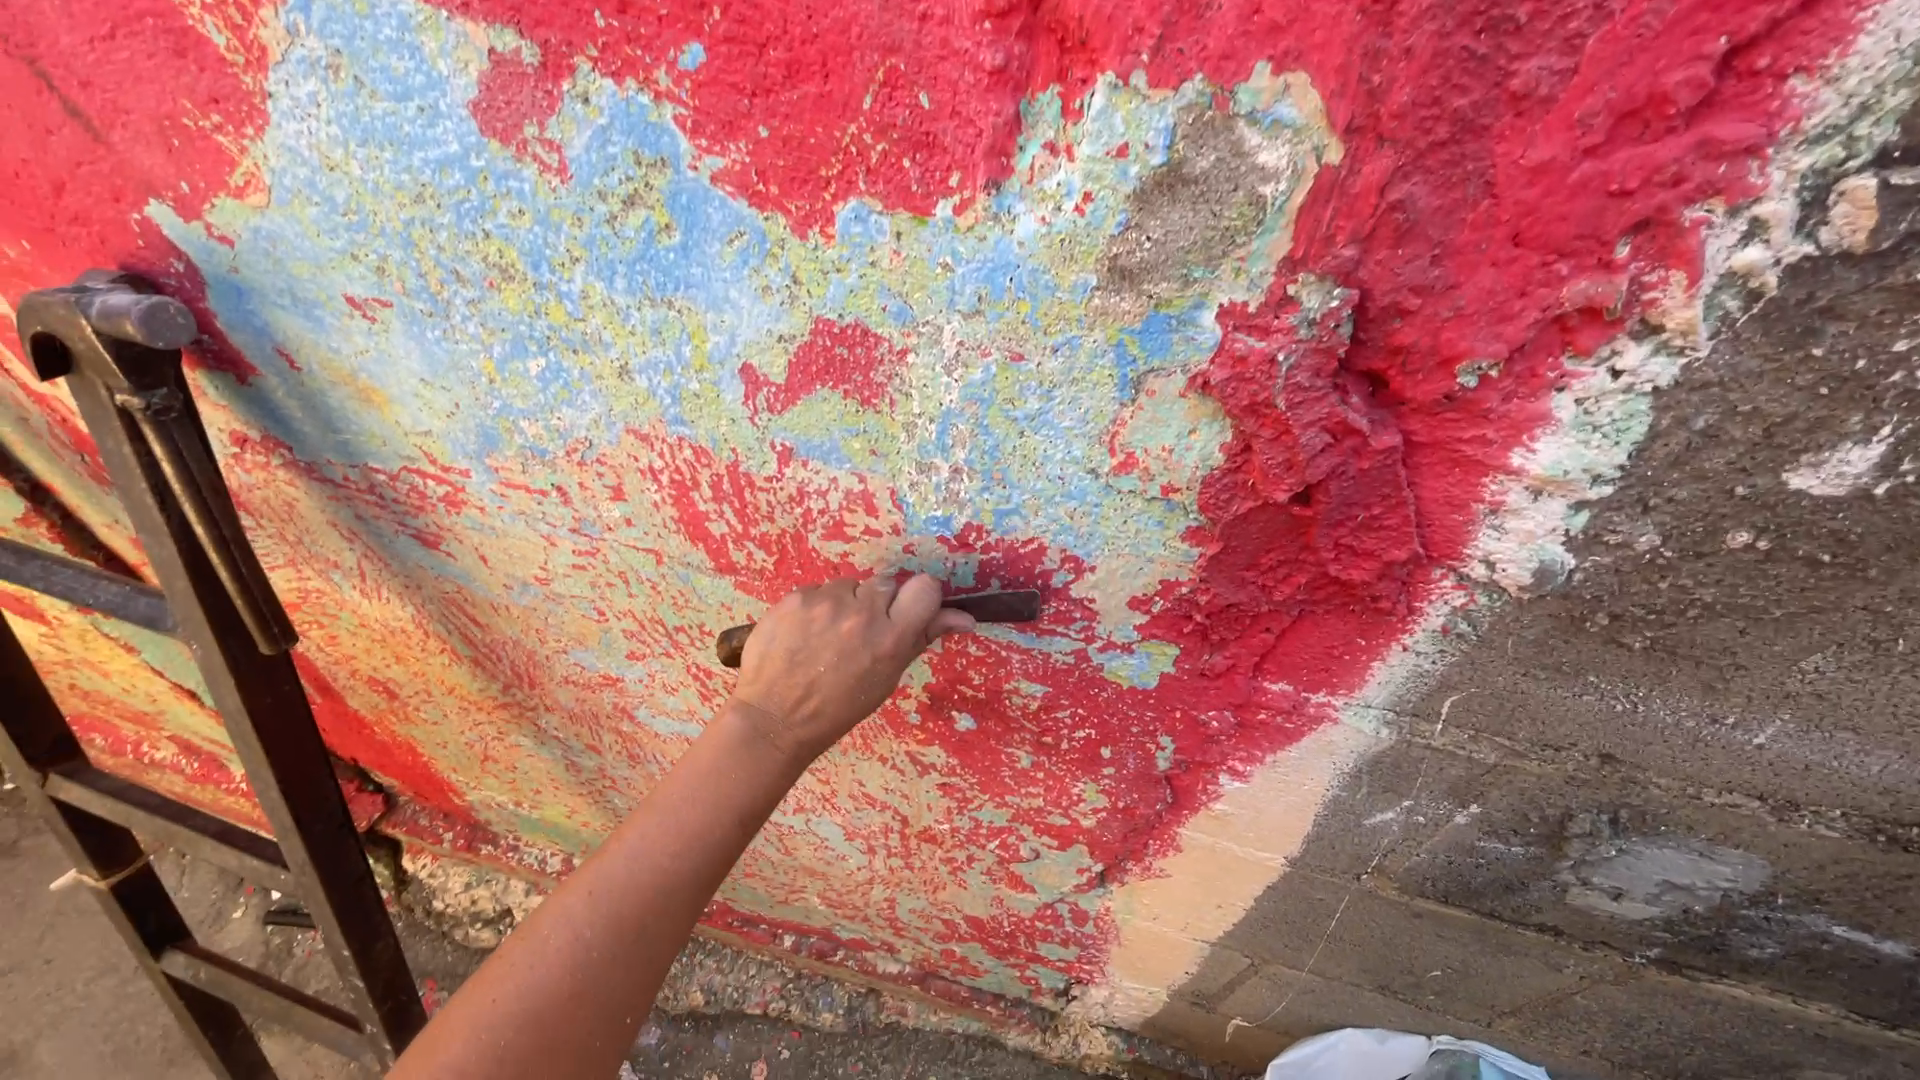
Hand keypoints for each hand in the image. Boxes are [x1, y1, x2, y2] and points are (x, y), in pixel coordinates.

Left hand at [726, 574, 974, 762]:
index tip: (902, 614)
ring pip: (849, 585)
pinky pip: (817, 590)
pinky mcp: (795, 597)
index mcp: (891, 639)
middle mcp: (862, 613)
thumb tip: (965, 618)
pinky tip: (803, 634)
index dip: (917, 598)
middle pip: (886, 583)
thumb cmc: (838, 706)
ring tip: (826, 637)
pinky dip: (815, 607)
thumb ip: (922, 639)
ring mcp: (825, 602)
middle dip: (877, 603)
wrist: (775, 719)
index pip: (925, 588)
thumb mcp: (887, 678)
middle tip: (859, 634)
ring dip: (845, 603)